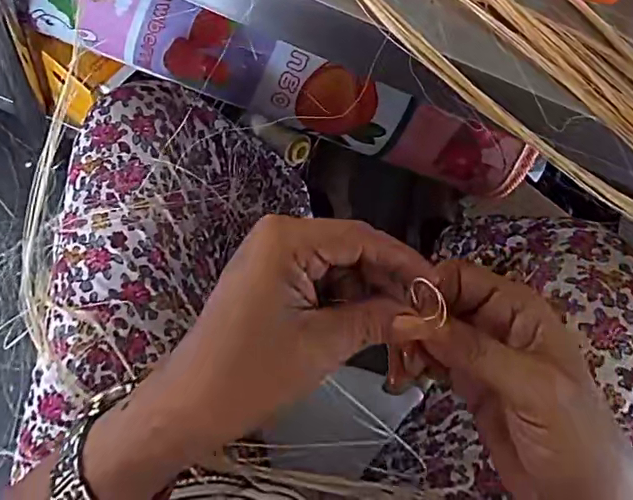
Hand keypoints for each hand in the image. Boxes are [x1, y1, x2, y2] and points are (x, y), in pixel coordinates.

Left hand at [79, 215, 438, 498]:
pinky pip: (317, 278)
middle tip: (426, 315)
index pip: (359, 236)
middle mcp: (279, 233)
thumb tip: (420, 313)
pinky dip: (344, 300)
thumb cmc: (252, 369)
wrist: (193, 398)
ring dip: (368, 293)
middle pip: (349, 247)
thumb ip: (374, 320)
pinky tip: (370, 325)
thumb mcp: (321, 343)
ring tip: (403, 327)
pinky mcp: (270, 275)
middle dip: (387, 281)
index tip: (439, 288)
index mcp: (287, 236)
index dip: (403, 261)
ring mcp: (272, 253)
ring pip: (336, 265)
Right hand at [390, 259, 632, 499]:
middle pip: (439, 300)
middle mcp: (496, 322)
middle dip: (413, 316)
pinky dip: (414, 362)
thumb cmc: (578, 440)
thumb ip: (474, 349)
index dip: (430, 286)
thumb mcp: (531, 387)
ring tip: (401, 365)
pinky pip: (431, 357)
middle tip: (396, 342)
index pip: (461, 276)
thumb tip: (416, 318)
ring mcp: (480, 352)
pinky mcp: (467, 380)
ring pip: (430, 328)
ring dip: (409, 341)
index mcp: (518, 308)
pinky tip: (406, 374)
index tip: (403, 309)